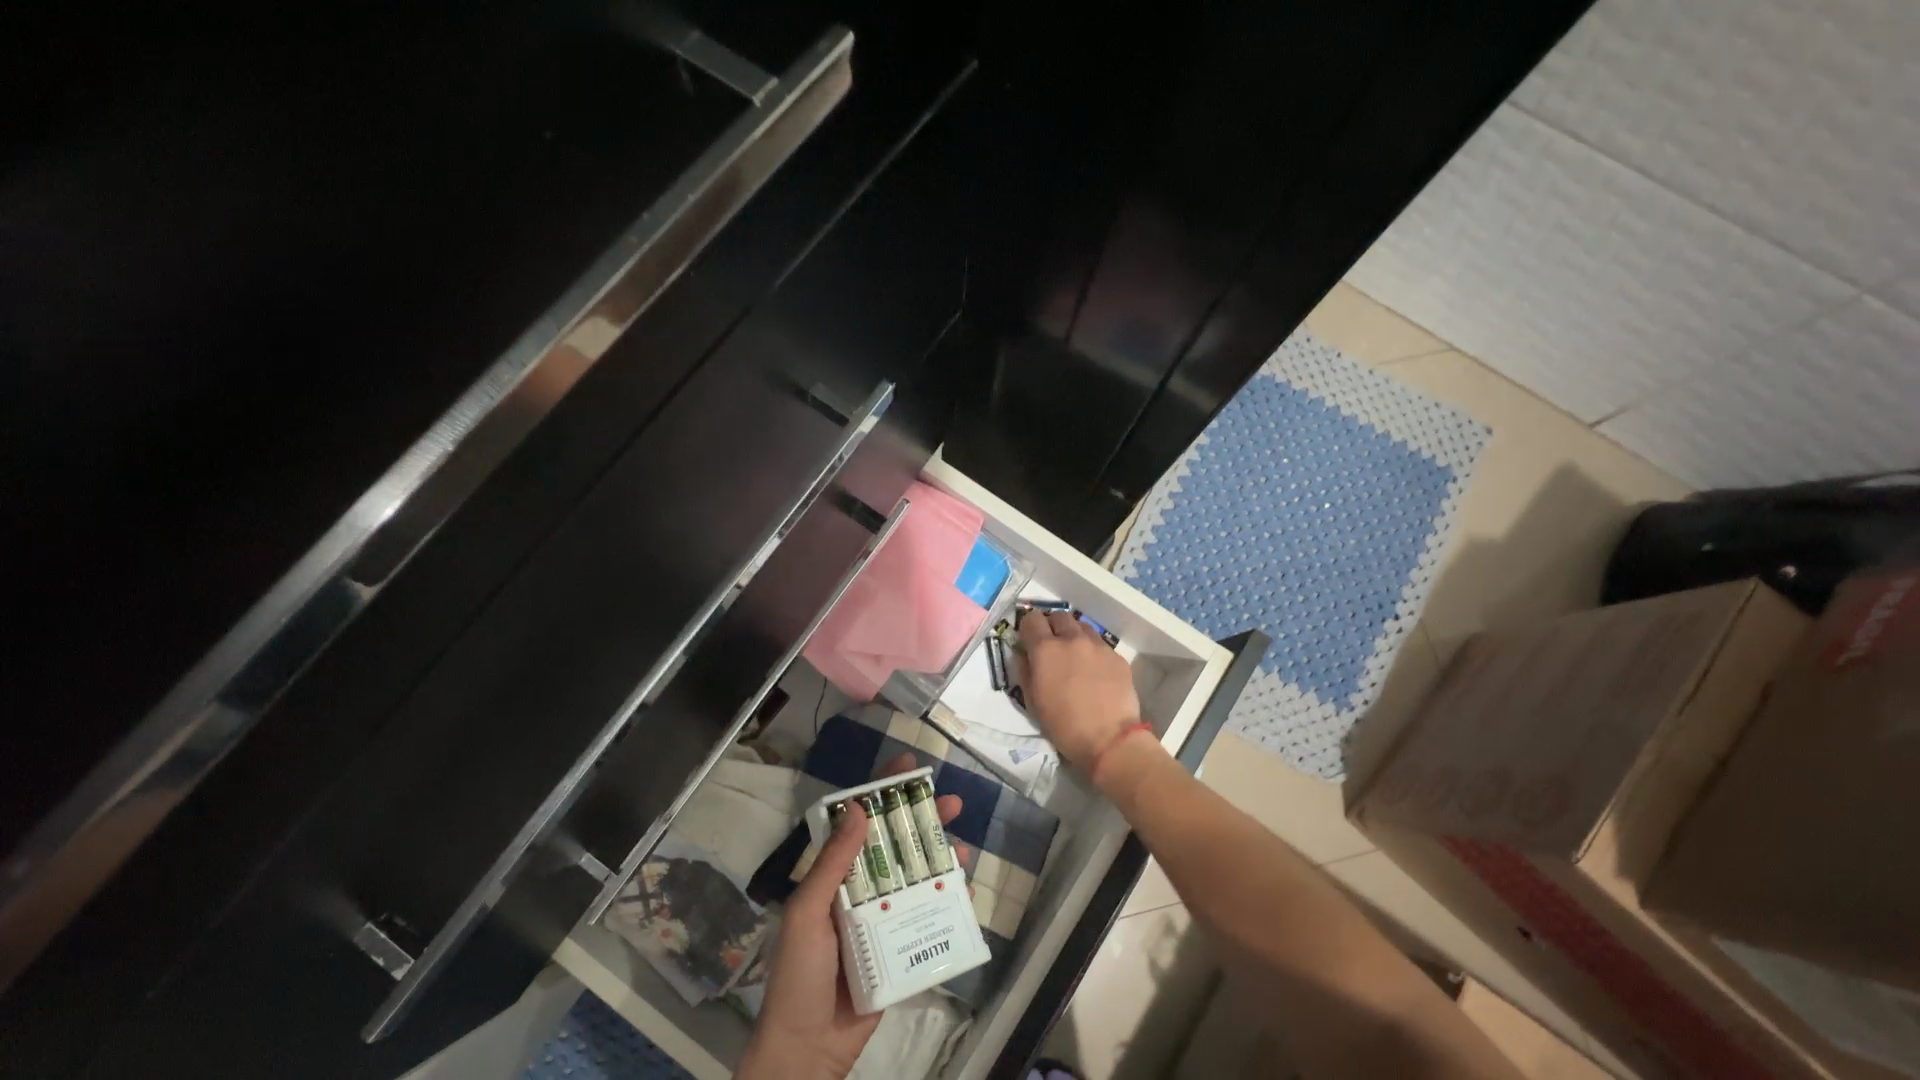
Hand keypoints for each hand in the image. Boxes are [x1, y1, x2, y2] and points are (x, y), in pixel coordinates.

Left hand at [739, 755, 960, 1079]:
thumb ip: (832, 865)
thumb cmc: (799, 975)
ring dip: (938, 859)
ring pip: (915, 878)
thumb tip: (858, 810)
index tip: (908, 768)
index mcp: (831, 878)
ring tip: (961, 848)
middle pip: (893, 846)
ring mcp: (881, 920)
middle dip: (921, 821)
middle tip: (952, 803)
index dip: (880, 793)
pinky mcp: (900, 949)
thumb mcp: (807, 914)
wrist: (809, 1047)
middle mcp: (858, 892)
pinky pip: (926, 916)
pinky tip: (963, 889)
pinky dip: (946, 899)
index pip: (856, 825)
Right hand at [1016, 608, 1141, 767]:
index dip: (1028, 628)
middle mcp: (1072, 639)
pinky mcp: (1117, 656)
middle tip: (1052, 647)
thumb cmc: (1063, 725)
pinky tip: (1095, 672)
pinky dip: (1092, 651)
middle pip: (1059, 616)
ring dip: (1074, 636)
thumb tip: (1024, 653)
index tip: (1029, 640)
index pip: (1031, 619)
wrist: (1109, 739)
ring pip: (1082, 627)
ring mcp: (1098, 646)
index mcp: (1046, 649)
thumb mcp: (1032, 701)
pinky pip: (1100, 644)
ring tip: (1075, 657)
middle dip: (1052, 627)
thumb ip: (1025, 670)